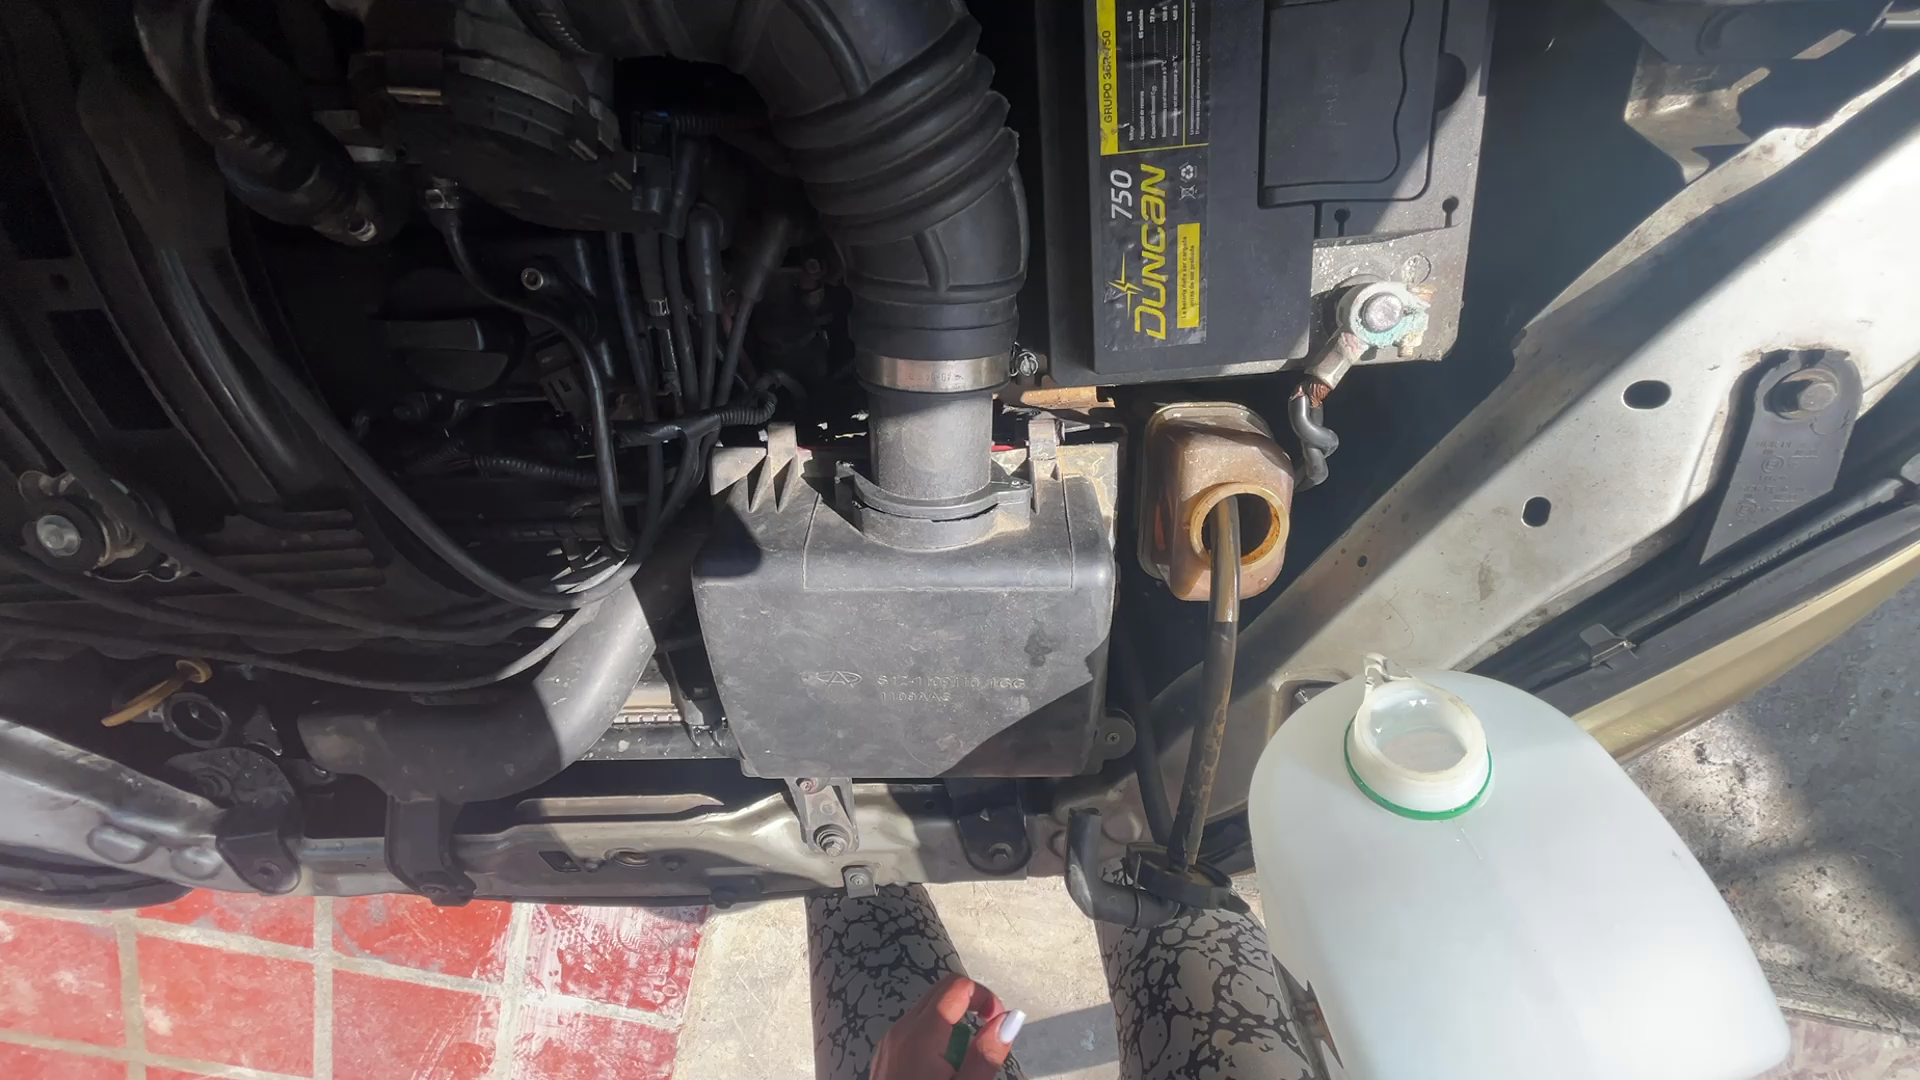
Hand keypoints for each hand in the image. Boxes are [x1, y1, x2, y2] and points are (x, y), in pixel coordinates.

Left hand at [869, 973, 1025, 1079]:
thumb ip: (986, 1055)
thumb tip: (1012, 1018)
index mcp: (922, 1035)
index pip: (956, 987)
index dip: (984, 996)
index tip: (998, 1023)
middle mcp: (901, 1029)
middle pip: (941, 990)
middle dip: (970, 1004)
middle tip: (989, 1037)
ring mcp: (889, 1041)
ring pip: (928, 1007)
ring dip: (953, 1020)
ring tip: (965, 1061)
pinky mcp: (885, 1054)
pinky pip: (915, 1027)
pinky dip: (935, 1034)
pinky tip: (942, 1069)